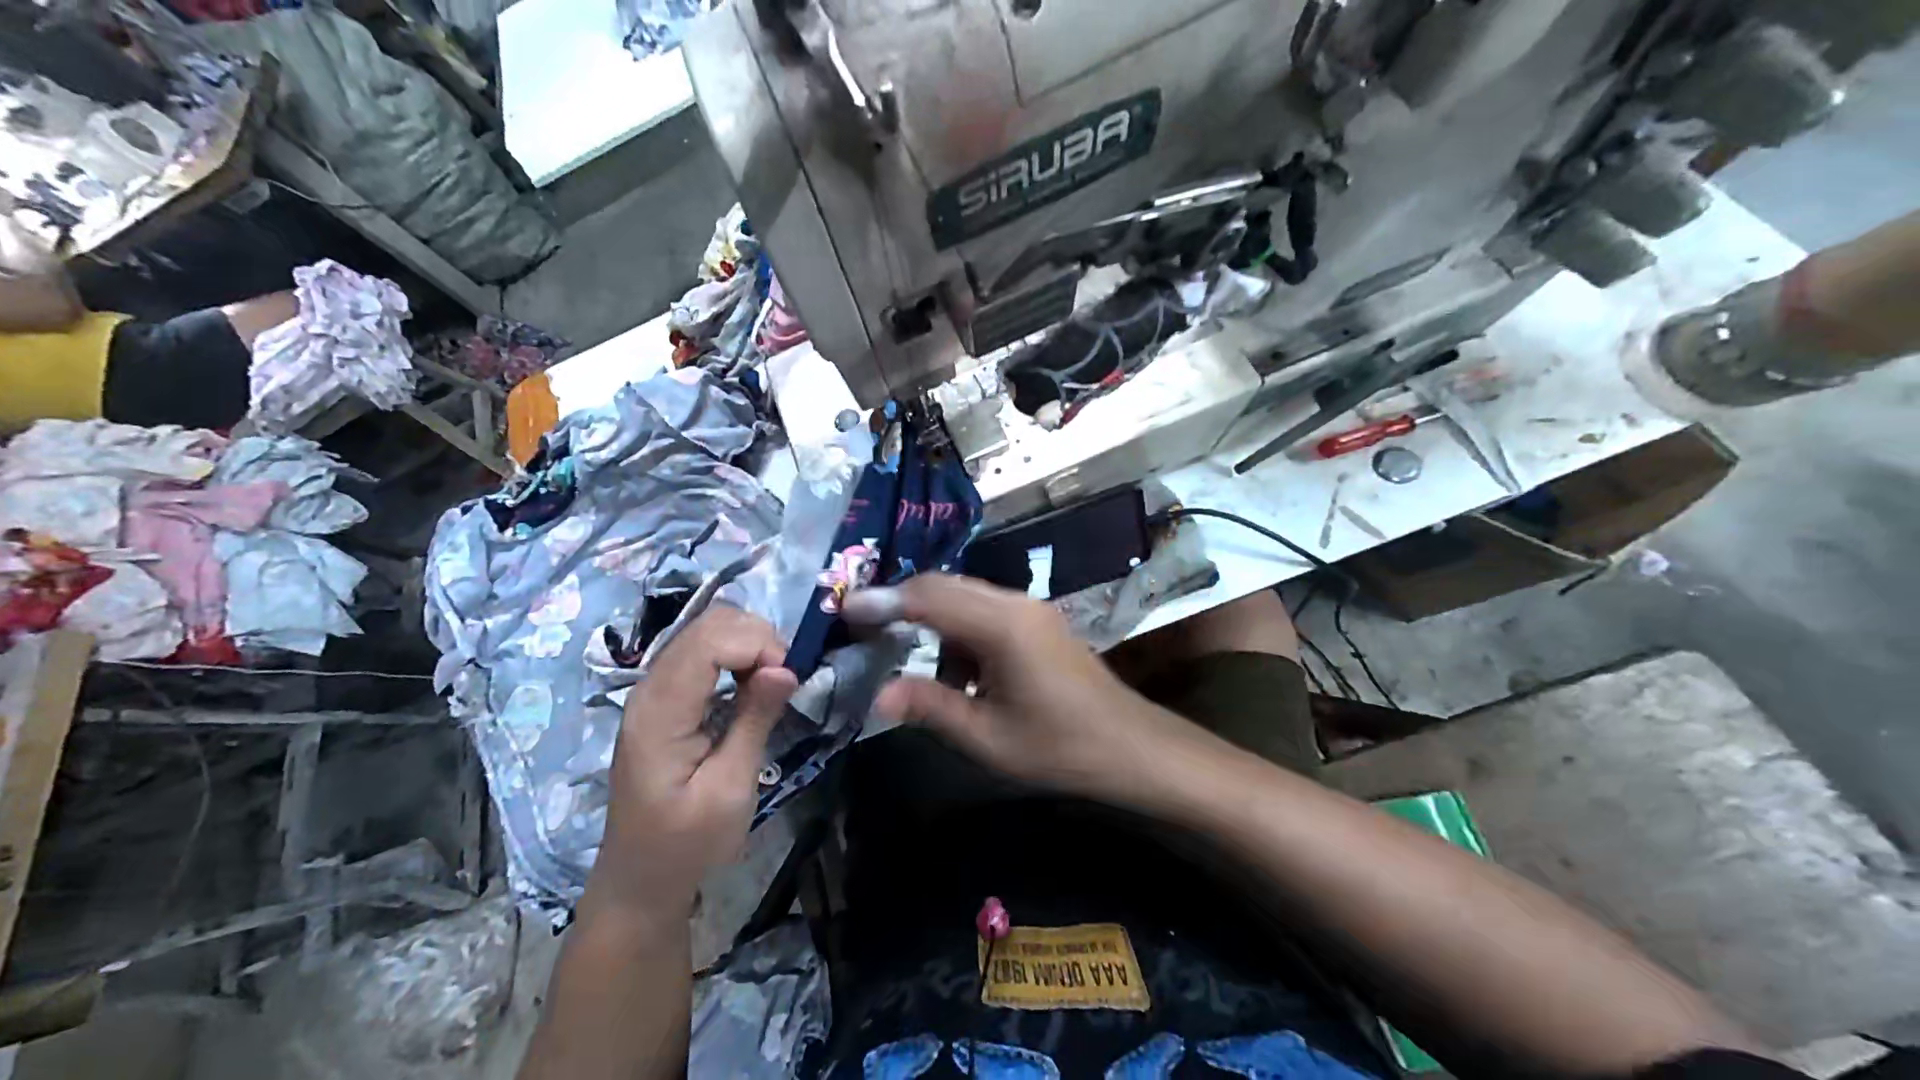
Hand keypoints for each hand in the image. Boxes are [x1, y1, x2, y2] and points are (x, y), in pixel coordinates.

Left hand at [589, 605, 798, 916]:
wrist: (640, 879)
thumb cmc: (687, 844)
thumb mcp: (731, 789)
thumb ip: (756, 721)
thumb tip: (786, 668)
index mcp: (660, 713)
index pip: (707, 641)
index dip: (756, 643)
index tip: (789, 676)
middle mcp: (650, 689)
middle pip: (706, 624)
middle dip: (756, 637)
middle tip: (785, 678)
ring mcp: (653, 691)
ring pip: (705, 631)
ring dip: (748, 643)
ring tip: (773, 681)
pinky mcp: (664, 699)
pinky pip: (701, 652)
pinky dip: (736, 654)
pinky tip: (752, 683)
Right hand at [843, 575, 1223, 801]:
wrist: (1132, 748)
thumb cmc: (1060, 748)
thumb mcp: (987, 736)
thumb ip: (931, 707)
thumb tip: (878, 695)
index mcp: (1001, 626)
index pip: (929, 598)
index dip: (884, 601)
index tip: (846, 609)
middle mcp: (1015, 604)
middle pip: (945, 586)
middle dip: (902, 604)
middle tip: (863, 628)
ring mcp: (1030, 609)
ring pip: (964, 597)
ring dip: (933, 623)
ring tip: (910, 664)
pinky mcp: (1038, 622)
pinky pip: (986, 612)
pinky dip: (960, 634)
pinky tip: (959, 676)